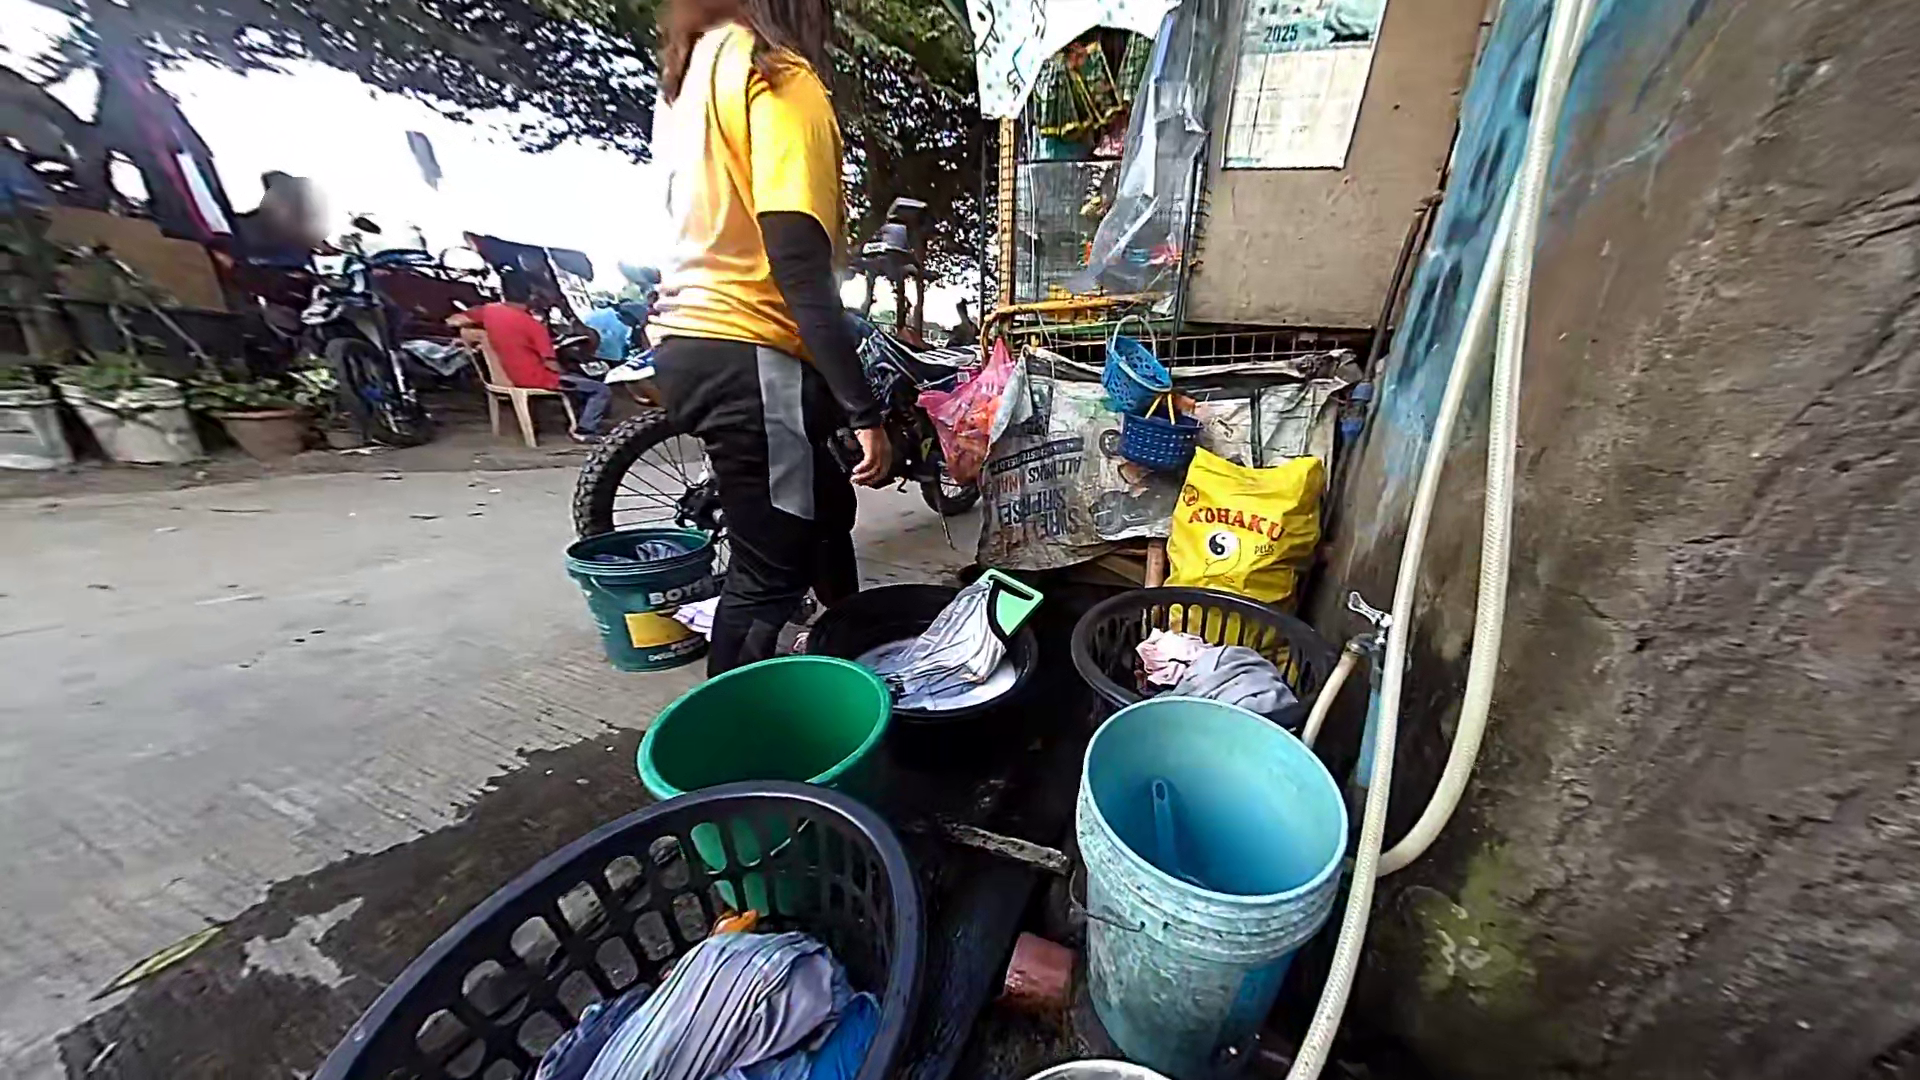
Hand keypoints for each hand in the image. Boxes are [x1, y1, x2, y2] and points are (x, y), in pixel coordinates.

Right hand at [851, 427, 890, 487]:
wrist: (869, 420)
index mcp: (887, 454)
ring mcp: (880, 454)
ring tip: (854, 479)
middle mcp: (886, 455)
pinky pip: (868, 465)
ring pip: (874, 472)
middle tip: (858, 483)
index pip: (883, 471)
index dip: (874, 479)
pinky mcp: (873, 451)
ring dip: (863, 477)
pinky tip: (855, 470)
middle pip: (880, 474)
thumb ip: (870, 455)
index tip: (865, 482)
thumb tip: (863, 465)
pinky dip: (861, 469)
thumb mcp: (872, 445)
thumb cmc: (869, 430)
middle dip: (868, 481)